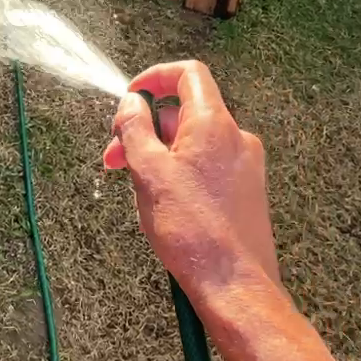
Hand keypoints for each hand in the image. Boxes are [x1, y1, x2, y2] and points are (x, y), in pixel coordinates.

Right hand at [103, 61, 278, 292]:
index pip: (188, 73)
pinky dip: (176, 167)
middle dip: (145, 126)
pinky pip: (204, 161)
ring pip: (190, 139)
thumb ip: (135, 127)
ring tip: (133, 181)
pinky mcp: (244, 189)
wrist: (235, 287)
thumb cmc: (192, 230)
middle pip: (182, 110)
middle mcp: (235, 138)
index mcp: (214, 124)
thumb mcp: (147, 170)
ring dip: (156, 150)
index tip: (131, 97)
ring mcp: (243, 165)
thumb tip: (131, 103)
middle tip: (116, 153)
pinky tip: (159, 196)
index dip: (154, 77)